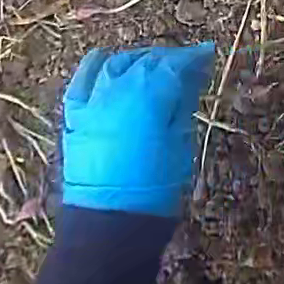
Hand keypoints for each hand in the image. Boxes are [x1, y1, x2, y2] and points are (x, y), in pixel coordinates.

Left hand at [61, 44, 214, 215]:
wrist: (109, 228)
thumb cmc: (156, 187)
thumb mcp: (181, 142)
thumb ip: (183, 102)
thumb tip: (194, 74)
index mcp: (147, 96)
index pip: (173, 64)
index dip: (193, 57)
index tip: (208, 55)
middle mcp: (115, 91)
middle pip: (145, 61)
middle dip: (168, 58)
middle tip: (190, 65)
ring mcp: (90, 103)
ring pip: (114, 65)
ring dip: (137, 60)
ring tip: (154, 67)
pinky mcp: (74, 119)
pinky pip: (82, 83)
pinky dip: (96, 68)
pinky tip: (107, 64)